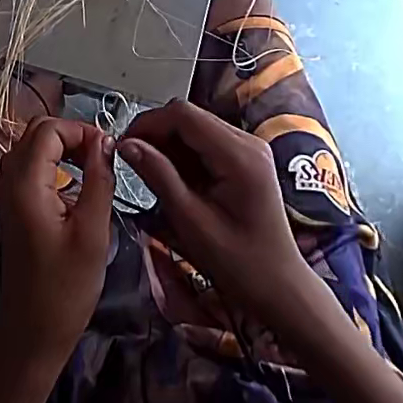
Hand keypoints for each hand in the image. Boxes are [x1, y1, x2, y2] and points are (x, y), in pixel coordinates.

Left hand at [0, 117, 116, 368]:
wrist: (32, 332)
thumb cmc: (65, 288)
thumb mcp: (92, 231)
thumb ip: (99, 179)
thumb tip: (105, 141)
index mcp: (24, 183)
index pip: (48, 129)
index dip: (81, 130)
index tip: (109, 150)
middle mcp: (8, 181)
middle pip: (37, 133)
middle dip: (72, 136)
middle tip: (103, 158)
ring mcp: (6, 194)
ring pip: (33, 149)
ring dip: (64, 150)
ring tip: (95, 171)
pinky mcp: (12, 208)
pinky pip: (31, 170)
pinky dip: (55, 167)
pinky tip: (77, 190)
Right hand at [120, 101, 349, 342]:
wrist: (279, 287)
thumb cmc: (238, 262)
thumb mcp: (190, 221)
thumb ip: (158, 175)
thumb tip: (127, 144)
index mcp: (240, 156)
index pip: (183, 115)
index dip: (147, 123)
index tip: (123, 145)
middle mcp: (248, 143)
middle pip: (189, 116)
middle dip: (155, 133)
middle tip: (131, 160)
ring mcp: (249, 149)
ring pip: (194, 127)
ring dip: (167, 144)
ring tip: (151, 174)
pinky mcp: (245, 159)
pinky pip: (204, 142)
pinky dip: (182, 154)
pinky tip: (173, 179)